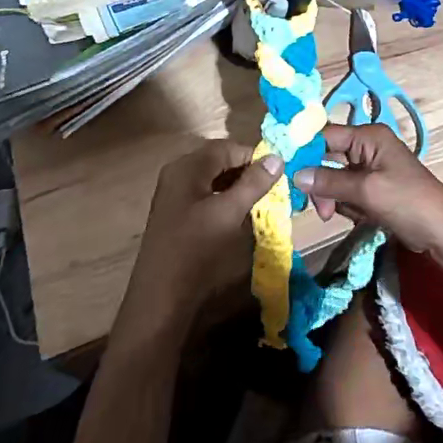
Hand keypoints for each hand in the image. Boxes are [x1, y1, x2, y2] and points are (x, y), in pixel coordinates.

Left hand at [114, 141, 280, 344]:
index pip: (227, 147)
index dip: (256, 156)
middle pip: (220, 161)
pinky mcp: (178, 214)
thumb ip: (253, 184)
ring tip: (264, 201)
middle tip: (276, 187)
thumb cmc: (196, 250)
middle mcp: (178, 174)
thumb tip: (277, 158)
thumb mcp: (229, 213)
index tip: (281, 173)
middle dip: (249, 171)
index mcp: (187, 168)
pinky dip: (227, 199)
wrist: (161, 296)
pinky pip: (207, 195)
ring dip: (239, 186)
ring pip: (214, 179)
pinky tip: (243, 214)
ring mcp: (175, 195)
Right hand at [291, 123, 442, 252]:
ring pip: (334, 178)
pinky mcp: (373, 188)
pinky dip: (345, 204)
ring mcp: (370, 168)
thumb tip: (294, 175)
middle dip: (320, 182)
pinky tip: (356, 217)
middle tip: (320, 208)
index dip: (304, 150)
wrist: (442, 231)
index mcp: (369, 136)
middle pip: (326, 157)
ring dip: (332, 198)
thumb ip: (329, 182)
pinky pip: (346, 192)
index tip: (284, 170)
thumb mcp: (366, 190)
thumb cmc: (408, 202)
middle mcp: (367, 146)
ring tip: (336, 216)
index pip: (325, 135)